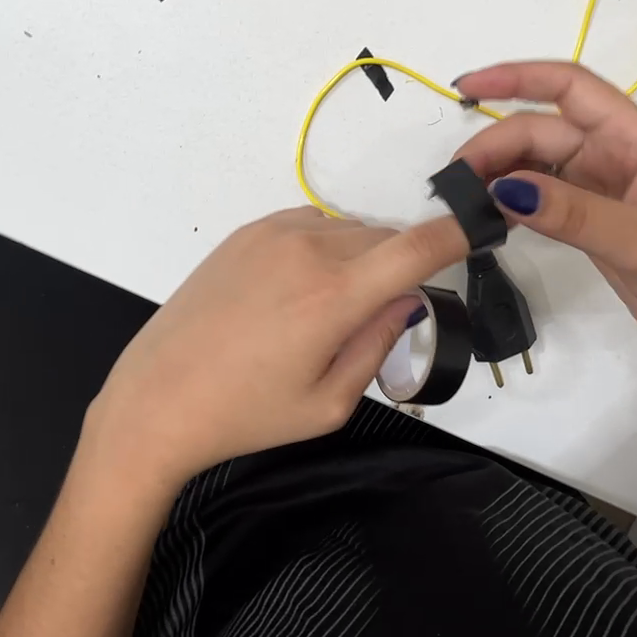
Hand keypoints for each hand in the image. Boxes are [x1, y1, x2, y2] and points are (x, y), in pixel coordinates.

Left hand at [84, 207, 468, 490]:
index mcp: (335, 295)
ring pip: (349, 229)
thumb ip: (380, 342)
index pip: (419, 246)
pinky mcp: (248, 230)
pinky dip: (324, 246)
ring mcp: (274, 231)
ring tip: (327, 305)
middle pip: (385, 237)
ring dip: (359, 256)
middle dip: (398, 266)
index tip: (481, 231)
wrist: (156, 399)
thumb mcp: (329, 402)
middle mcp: (309, 247)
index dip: (459, 233)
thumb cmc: (246, 414)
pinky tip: (296, 287)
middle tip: (375, 314)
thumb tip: (408, 297)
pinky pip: (312, 223)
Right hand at [452, 61, 636, 353]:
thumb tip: (505, 189)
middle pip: (541, 129)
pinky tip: (487, 215)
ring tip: (462, 198)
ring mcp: (596, 185)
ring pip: (533, 162)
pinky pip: (536, 196)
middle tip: (456, 181)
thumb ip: (576, 214)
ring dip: (497, 172)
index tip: (468, 88)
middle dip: (496, 145)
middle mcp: (612, 152)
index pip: (571, 88)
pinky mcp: (584, 216)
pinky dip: (509, 201)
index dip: (519, 78)